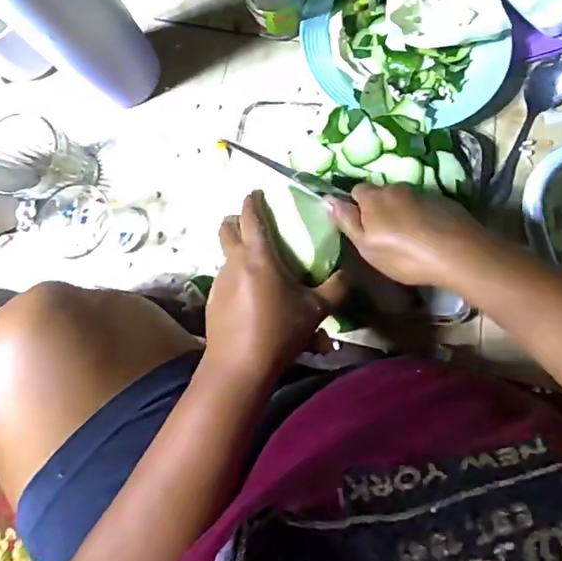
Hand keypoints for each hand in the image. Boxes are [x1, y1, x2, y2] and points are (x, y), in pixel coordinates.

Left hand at [204, 192, 350, 380]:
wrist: (239, 367)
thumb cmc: (278, 331)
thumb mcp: (315, 311)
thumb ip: (335, 289)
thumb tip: (349, 275)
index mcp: (258, 254)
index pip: (249, 214)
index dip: (252, 199)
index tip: (257, 193)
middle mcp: (234, 260)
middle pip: (226, 227)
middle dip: (236, 220)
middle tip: (253, 223)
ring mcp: (220, 280)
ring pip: (226, 254)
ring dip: (237, 251)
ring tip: (260, 266)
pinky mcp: (213, 299)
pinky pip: (225, 278)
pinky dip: (236, 277)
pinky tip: (252, 298)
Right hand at [326, 183, 501, 287]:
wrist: (459, 253)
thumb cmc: (405, 255)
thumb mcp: (367, 246)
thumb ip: (347, 221)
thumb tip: (327, 198)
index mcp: (373, 197)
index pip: (355, 191)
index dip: (356, 207)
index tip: (362, 227)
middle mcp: (395, 187)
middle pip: (381, 194)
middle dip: (380, 209)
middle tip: (385, 237)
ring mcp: (422, 192)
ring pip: (403, 199)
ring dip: (402, 213)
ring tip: (409, 239)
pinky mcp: (444, 201)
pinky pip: (424, 206)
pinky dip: (422, 217)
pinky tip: (429, 237)